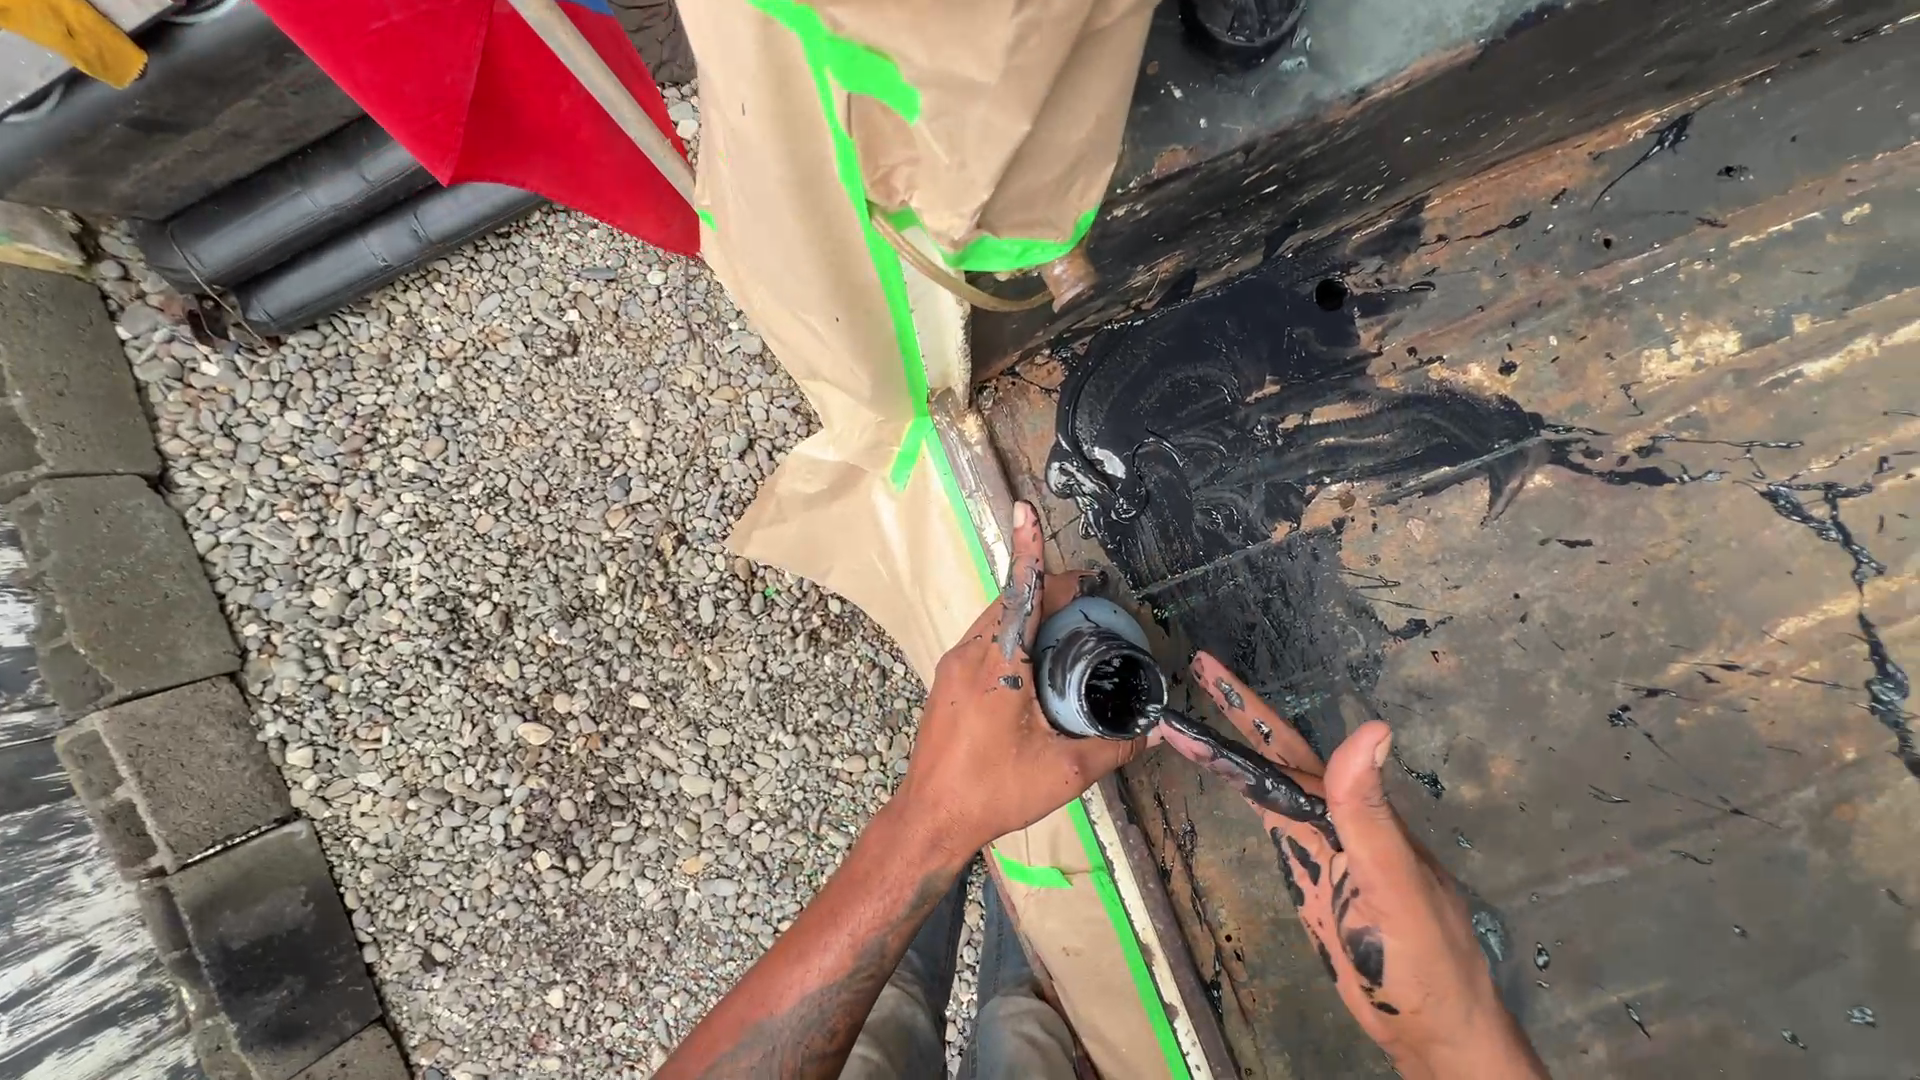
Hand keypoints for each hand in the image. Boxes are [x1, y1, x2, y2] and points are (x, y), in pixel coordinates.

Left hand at [890, 501, 1141, 862]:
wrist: (930, 816)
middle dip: (1046, 587)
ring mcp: (952, 666)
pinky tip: (1035, 659)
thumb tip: (1150, 731)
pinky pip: (985, 640)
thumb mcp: (1064, 772)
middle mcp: (968, 654)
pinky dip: (1012, 633)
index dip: (1029, 551)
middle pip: (1010, 601)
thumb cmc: (992, 792)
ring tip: (1068, 624)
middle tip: (1088, 598)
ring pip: (995, 619)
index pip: (1020, 593)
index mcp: (996, 664)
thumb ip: (1114, 746)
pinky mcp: (947, 682)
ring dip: (1028, 610)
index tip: (1028, 512)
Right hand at [1159, 653, 1545, 1079]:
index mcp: (1348, 809)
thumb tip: (1372, 727)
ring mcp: (1320, 846)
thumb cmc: (1421, 961)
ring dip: (1232, 748)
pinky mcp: (1311, 876)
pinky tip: (1235, 778)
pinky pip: (1272, 821)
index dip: (1246, 705)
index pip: (1286, 746)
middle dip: (1237, 710)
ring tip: (1198, 717)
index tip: (1207, 667)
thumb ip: (1369, 812)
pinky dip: (1245, 791)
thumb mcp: (1394, 884)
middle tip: (1200, 667)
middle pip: (1274, 753)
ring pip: (1268, 784)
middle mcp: (1331, 816)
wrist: (1436, 1031)